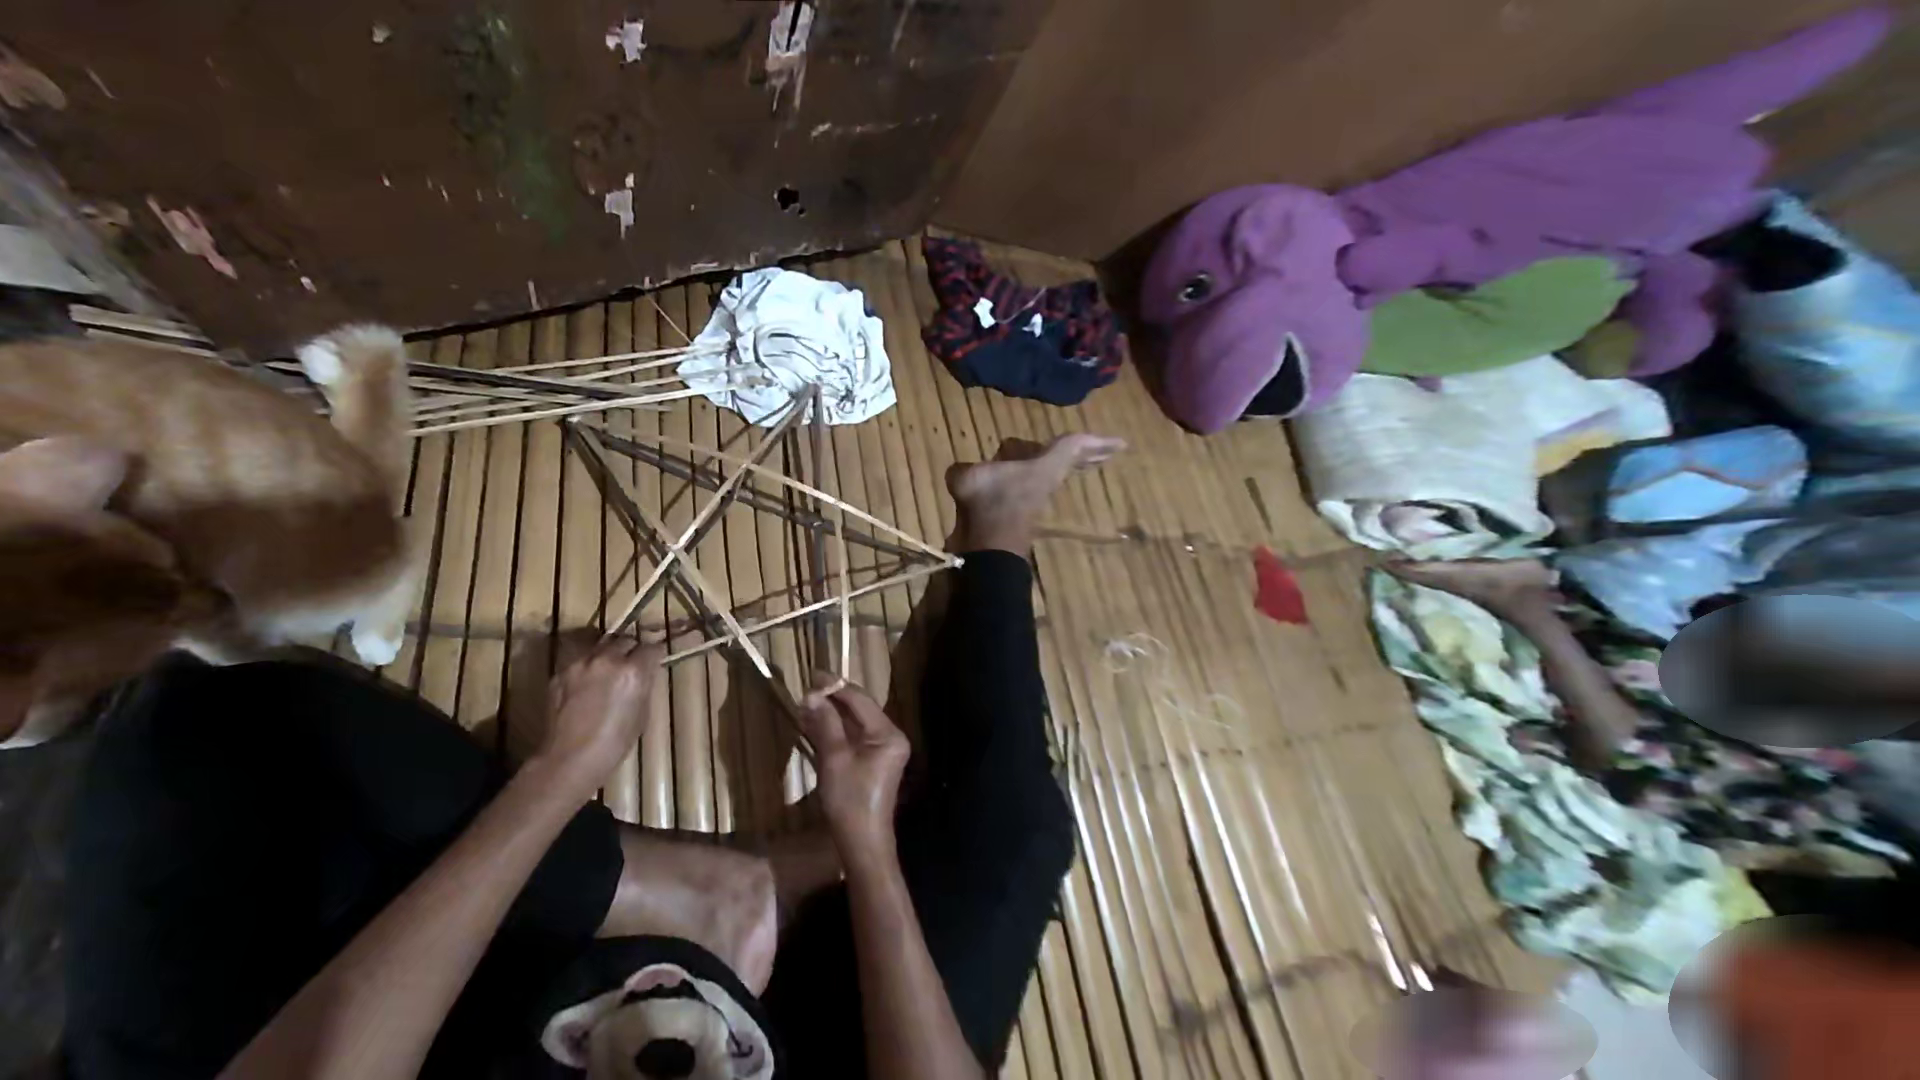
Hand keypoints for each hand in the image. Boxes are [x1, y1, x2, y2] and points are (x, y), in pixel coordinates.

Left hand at [534, 636, 663, 800]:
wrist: (570, 758)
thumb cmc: (615, 742)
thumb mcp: (642, 712)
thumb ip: (643, 686)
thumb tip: (643, 675)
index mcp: (633, 671)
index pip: (651, 648)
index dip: (654, 655)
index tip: (655, 662)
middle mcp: (607, 659)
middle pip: (625, 640)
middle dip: (632, 649)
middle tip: (633, 664)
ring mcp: (580, 664)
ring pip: (600, 645)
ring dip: (608, 653)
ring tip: (609, 669)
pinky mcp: (560, 673)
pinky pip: (580, 660)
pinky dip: (588, 665)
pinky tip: (588, 683)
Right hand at [798, 675, 909, 857]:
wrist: (862, 843)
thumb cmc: (849, 801)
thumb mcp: (833, 759)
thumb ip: (824, 724)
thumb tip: (811, 695)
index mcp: (888, 734)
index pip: (860, 700)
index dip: (836, 686)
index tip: (812, 675)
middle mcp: (891, 737)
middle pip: (860, 709)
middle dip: (833, 700)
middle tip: (806, 691)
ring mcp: (884, 750)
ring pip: (855, 723)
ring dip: (832, 714)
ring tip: (807, 705)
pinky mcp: (874, 762)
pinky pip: (855, 737)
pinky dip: (836, 730)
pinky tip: (816, 725)